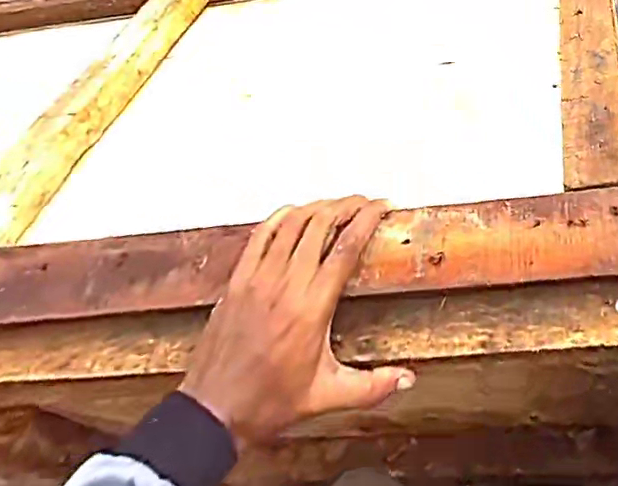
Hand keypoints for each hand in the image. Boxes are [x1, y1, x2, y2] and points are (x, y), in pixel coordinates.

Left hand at [180, 197, 414, 445]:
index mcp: (312, 308)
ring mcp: (258, 280)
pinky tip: (294, 212)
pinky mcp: (237, 281)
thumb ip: (371, 387)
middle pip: (321, 224)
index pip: (346, 247)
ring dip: (318, 206)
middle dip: (347, 205)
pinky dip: (280, 217)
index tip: (382, 206)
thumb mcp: (326, 396)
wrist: (210, 415)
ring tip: (336, 205)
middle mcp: (286, 286)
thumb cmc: (267, 403)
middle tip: (363, 202)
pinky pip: (260, 235)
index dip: (367, 218)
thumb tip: (407, 380)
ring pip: (292, 223)